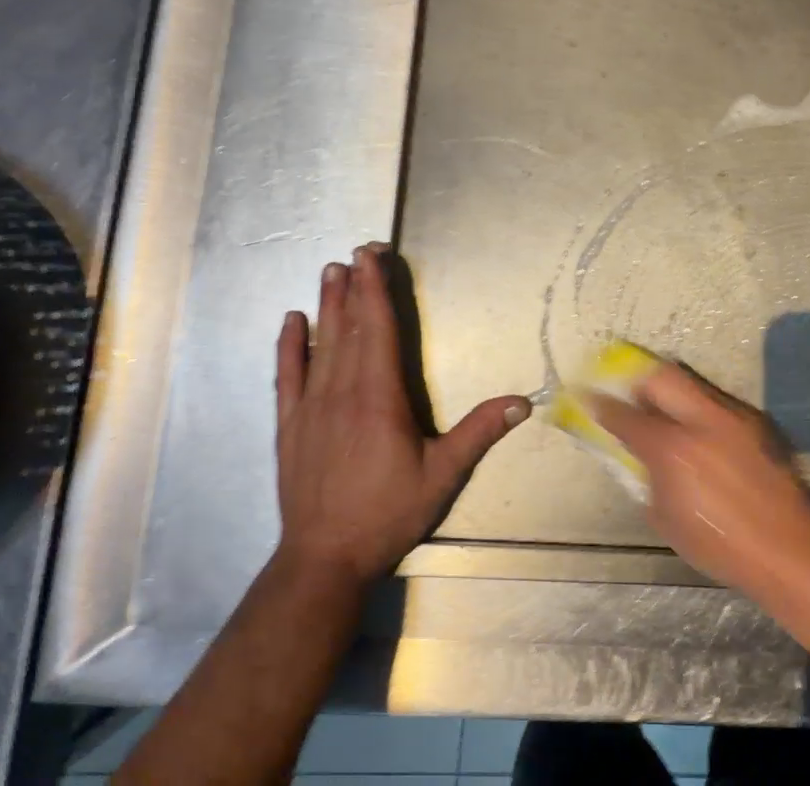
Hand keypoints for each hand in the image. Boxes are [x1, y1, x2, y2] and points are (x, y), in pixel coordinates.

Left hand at [273, 244, 529, 584]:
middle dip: (354, 287)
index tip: (371, 257)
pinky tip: (291, 321)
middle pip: (349, 328)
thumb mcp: (443, 475)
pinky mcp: (289, 425)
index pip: (378, 330)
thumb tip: (522, 402)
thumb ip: (479, 433)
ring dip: (325, 306)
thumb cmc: (388, 513)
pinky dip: (289, 346)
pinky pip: (287, 375)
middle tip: (356, 251)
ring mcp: (310, 407)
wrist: (325, 556)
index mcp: (380, 398)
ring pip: (319, 344)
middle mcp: (342, 392)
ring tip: (328, 271)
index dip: (375, 290)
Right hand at [590, 364, 809, 647]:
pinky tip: (693, 430)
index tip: (586, 398)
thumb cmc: (718, 544)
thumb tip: (635, 457)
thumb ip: (645, 477)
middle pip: (659, 375)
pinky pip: (712, 400)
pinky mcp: (752, 421)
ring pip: (689, 383)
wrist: (787, 545)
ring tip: (658, 410)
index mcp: (671, 449)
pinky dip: (693, 407)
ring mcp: (731, 415)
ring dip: (667, 391)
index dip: (600, 405)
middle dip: (636, 379)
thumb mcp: (664, 519)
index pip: (624, 414)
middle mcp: (700, 420)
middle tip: (625, 394)